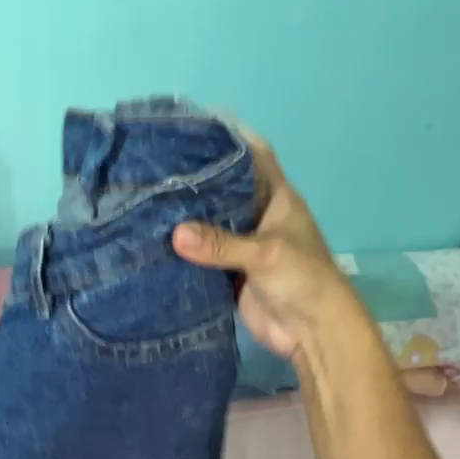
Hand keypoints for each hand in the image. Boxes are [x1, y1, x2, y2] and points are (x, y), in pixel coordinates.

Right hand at [172, 131, 362, 360]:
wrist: (311, 332)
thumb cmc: (302, 280)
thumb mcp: (265, 255)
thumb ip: (221, 244)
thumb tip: (176, 234)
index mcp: (278, 200)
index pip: (256, 157)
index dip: (232, 138)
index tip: (197, 127)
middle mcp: (259, 217)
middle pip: (226, 189)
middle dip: (198, 177)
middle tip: (158, 164)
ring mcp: (244, 246)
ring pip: (212, 223)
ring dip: (188, 215)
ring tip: (148, 197)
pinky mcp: (230, 274)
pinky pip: (204, 256)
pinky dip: (185, 250)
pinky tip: (156, 240)